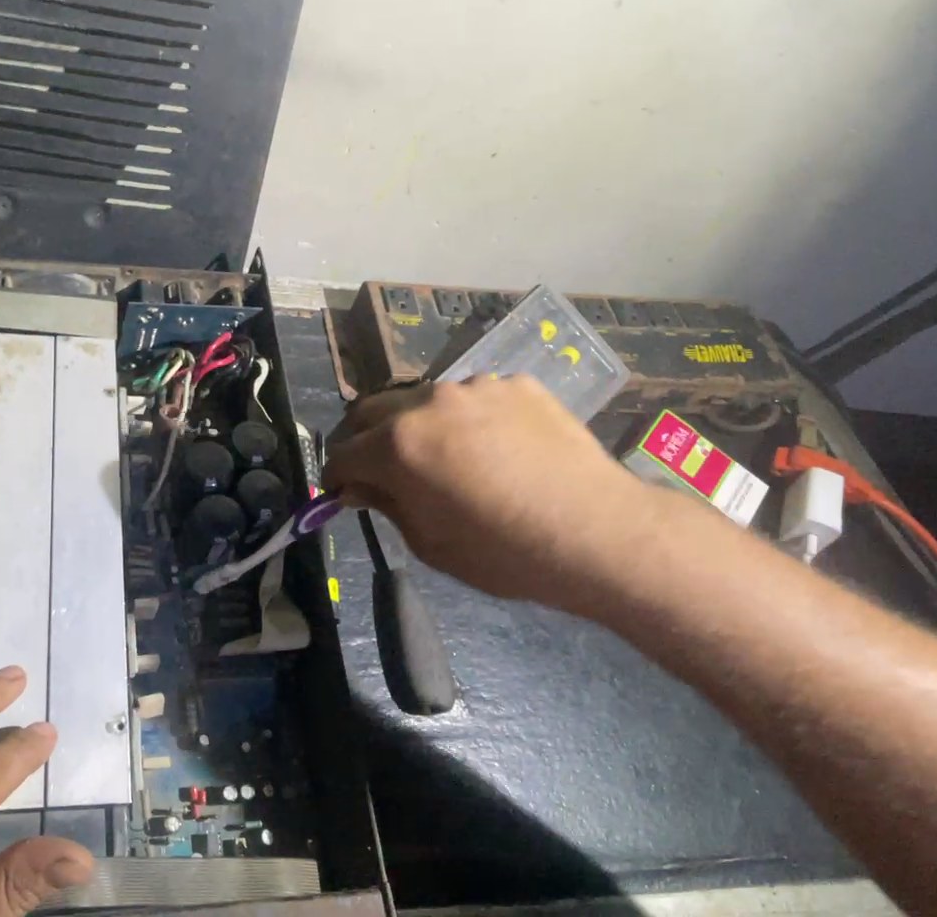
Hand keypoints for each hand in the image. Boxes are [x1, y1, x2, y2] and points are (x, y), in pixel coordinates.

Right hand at [322, 376, 660, 610]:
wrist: (598, 532)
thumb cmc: (505, 552)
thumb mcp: (430, 544)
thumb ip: (386, 505)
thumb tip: (361, 486)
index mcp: (397, 444)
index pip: (343, 453)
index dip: (337, 477)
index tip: (345, 493)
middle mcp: (427, 402)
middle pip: (372, 411)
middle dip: (364, 440)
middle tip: (379, 470)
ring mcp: (474, 387)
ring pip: (423, 400)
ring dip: (416, 425)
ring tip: (443, 457)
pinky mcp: (515, 384)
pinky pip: (473, 398)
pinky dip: (467, 419)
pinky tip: (494, 449)